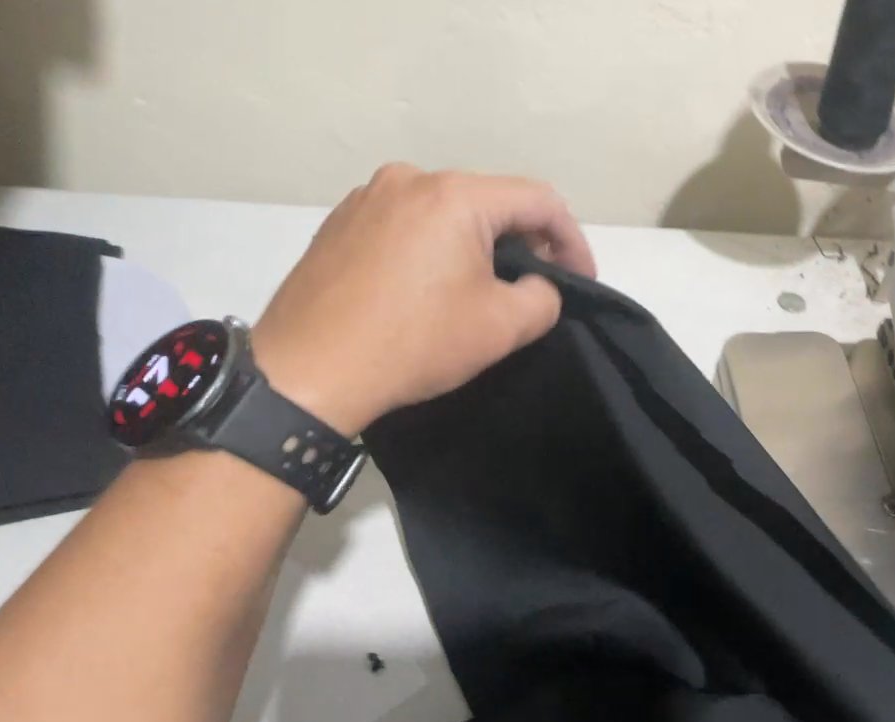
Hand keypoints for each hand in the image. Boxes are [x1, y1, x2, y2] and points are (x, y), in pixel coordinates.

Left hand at [252, 164, 597, 435]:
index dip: (573, 241)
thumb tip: (538, 286)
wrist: (311, 369)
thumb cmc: (416, 342)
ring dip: (481, 247)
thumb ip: (544, 297)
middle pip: (492, 201)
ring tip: (487, 292)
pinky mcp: (342, 223)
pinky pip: (410, 225)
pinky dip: (438, 250)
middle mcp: (410, 178)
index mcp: (455, 196)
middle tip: (540, 289)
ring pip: (449, 213)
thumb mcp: (503, 326)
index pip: (540, 201)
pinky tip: (435, 291)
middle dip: (527, 243)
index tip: (582, 283)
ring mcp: (369, 197)